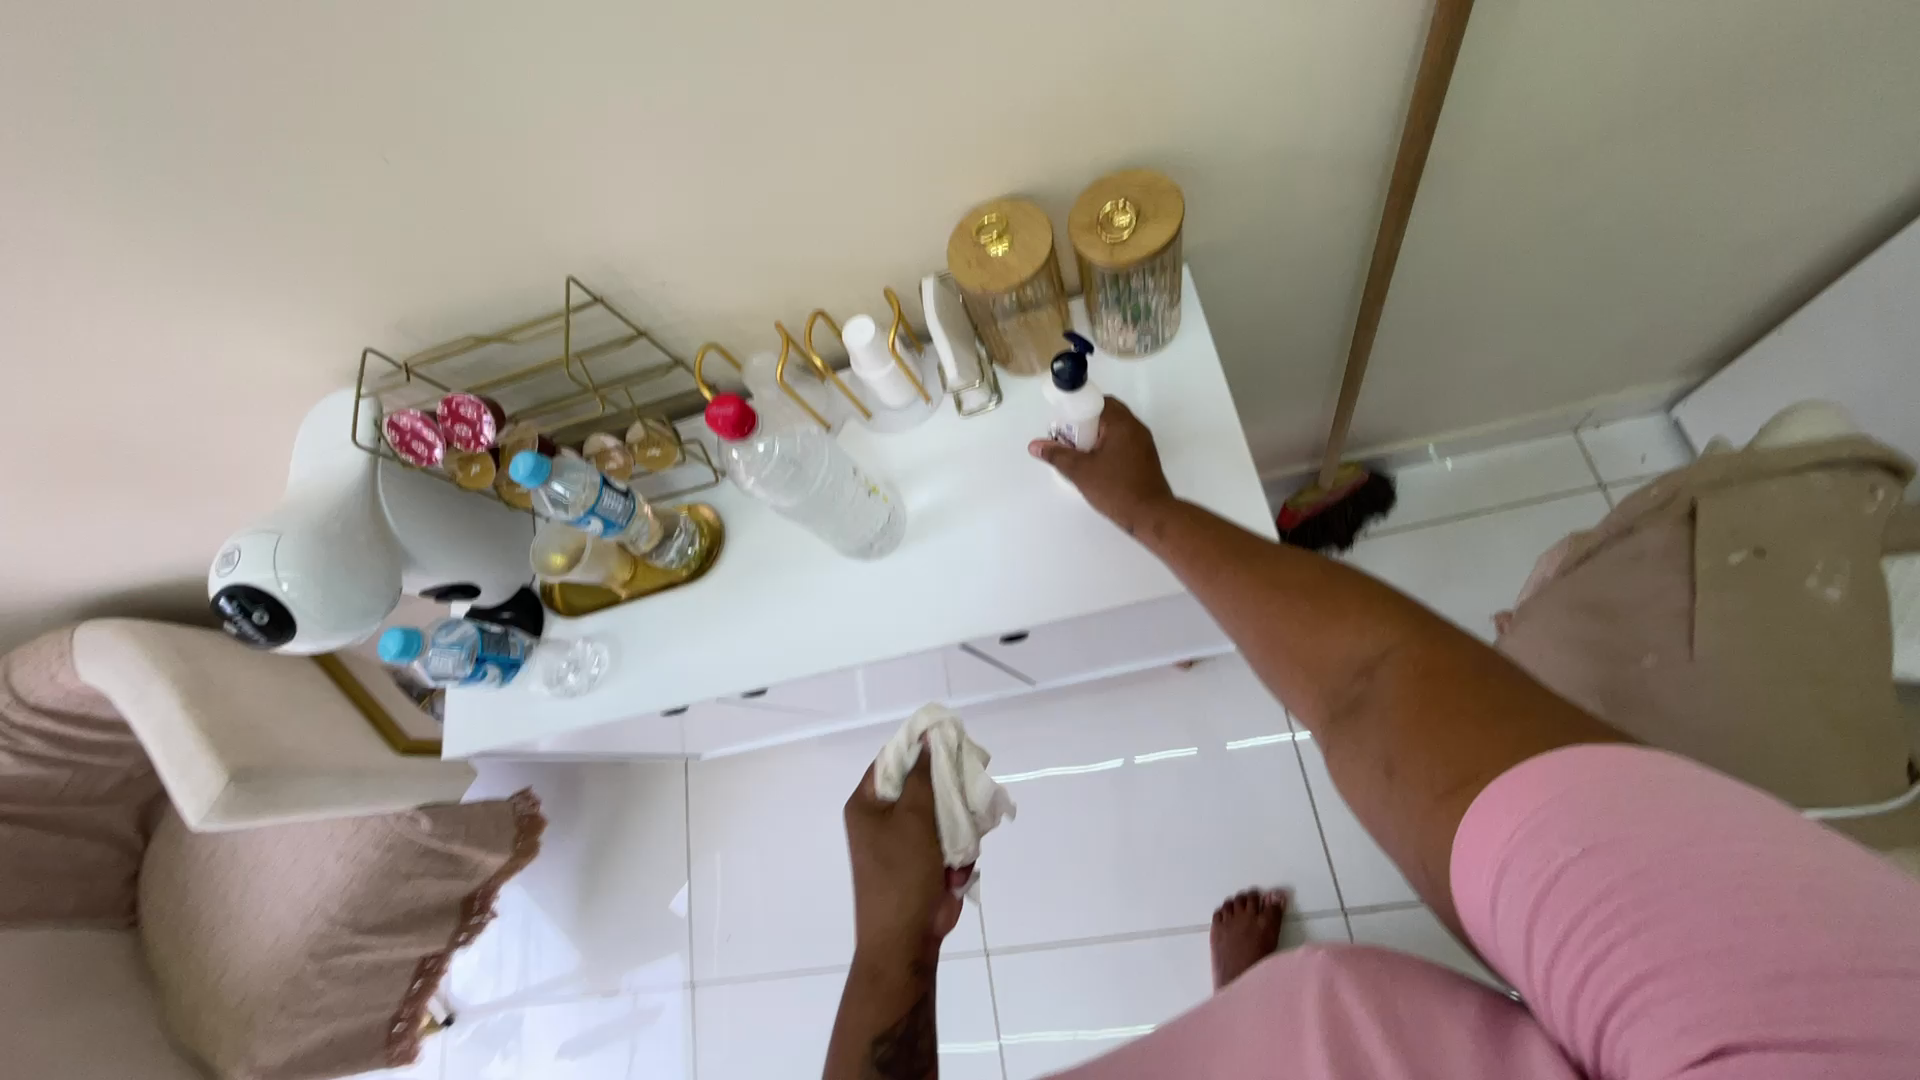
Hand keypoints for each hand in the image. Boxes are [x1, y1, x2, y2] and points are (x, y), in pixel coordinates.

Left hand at [844, 750, 968, 957]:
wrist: (907, 939)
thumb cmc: (902, 873)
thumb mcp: (913, 817)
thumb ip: (923, 776)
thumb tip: (927, 739)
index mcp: (867, 804)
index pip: (891, 759)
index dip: (918, 745)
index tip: (948, 734)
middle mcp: (883, 817)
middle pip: (919, 783)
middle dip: (946, 785)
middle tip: (969, 778)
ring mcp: (906, 840)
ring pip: (939, 810)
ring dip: (957, 818)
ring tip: (967, 829)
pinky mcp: (926, 860)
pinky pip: (947, 836)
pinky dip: (959, 844)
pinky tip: (962, 859)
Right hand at [1029, 397, 1175, 536]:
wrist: (1150, 515)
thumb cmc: (1115, 489)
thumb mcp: (1080, 472)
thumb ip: (1057, 455)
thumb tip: (1034, 445)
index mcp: (1121, 423)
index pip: (1098, 402)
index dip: (1078, 411)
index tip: (1065, 428)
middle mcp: (1135, 427)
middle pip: (1106, 414)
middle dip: (1085, 425)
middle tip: (1069, 442)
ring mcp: (1143, 443)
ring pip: (1114, 430)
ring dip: (1096, 437)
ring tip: (1079, 456)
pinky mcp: (1145, 458)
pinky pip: (1122, 442)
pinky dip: (1107, 447)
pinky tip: (1096, 466)